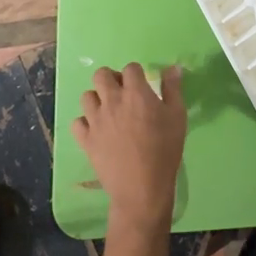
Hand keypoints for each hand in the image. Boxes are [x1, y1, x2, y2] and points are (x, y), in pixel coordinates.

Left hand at [72, 63, 185, 228]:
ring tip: (109, 111)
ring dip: (97, 99)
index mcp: (136, 93)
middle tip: (122, 93)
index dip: (136, 73)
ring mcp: (96, 121)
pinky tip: (97, 130)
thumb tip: (173, 67)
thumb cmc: (165, 150)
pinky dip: (85, 123)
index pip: (130, 68)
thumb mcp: (177, 116)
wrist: (142, 187)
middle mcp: (112, 101)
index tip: (142, 84)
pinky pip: (77, 123)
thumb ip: (173, 88)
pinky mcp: (86, 140)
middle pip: (101, 74)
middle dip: (111, 79)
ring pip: (86, 96)